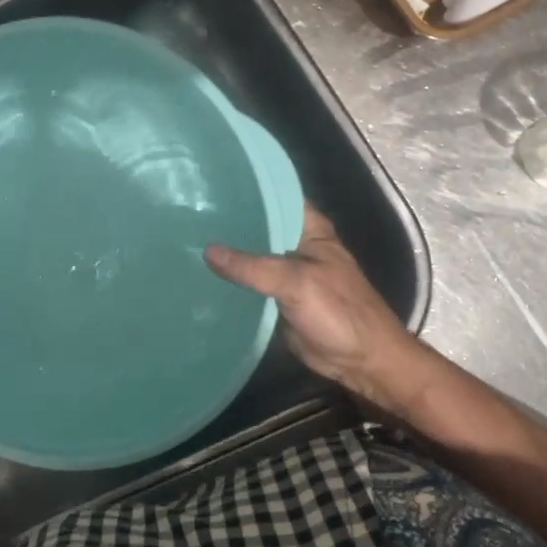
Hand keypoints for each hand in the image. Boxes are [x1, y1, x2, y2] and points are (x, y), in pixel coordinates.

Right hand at [205, 205, 449, 417]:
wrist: (362, 361)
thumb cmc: (340, 313)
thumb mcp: (296, 284)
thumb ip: (252, 267)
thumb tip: (207, 251)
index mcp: (310, 230)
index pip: (275, 197)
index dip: (247, 190)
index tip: (210, 185)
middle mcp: (295, 245)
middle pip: (257, 227)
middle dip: (227, 224)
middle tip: (185, 214)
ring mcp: (285, 273)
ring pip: (249, 257)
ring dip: (225, 254)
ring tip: (183, 241)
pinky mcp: (275, 298)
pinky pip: (247, 284)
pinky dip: (228, 281)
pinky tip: (198, 275)